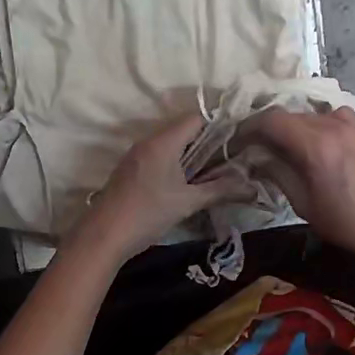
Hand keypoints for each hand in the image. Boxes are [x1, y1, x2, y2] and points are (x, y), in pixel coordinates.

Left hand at [66, 115, 252, 261]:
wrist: (104, 235)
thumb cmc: (148, 213)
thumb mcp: (188, 202)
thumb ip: (219, 190)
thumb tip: (251, 186)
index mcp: (163, 142)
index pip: (196, 118)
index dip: (218, 126)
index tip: (235, 144)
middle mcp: (147, 142)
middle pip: (182, 130)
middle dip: (206, 143)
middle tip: (227, 162)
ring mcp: (135, 156)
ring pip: (169, 145)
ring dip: (189, 156)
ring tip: (210, 175)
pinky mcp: (129, 170)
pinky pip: (157, 157)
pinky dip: (173, 165)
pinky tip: (183, 185)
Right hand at [243, 107, 354, 285]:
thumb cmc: (351, 225)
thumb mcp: (304, 205)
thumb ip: (278, 173)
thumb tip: (256, 157)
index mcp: (316, 144)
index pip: (270, 119)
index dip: (247, 128)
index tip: (235, 143)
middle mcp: (333, 124)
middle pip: (288, 114)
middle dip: (266, 129)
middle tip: (252, 150)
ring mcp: (352, 123)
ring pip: (308, 114)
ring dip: (290, 128)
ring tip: (280, 151)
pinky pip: (328, 118)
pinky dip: (312, 127)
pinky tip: (311, 148)